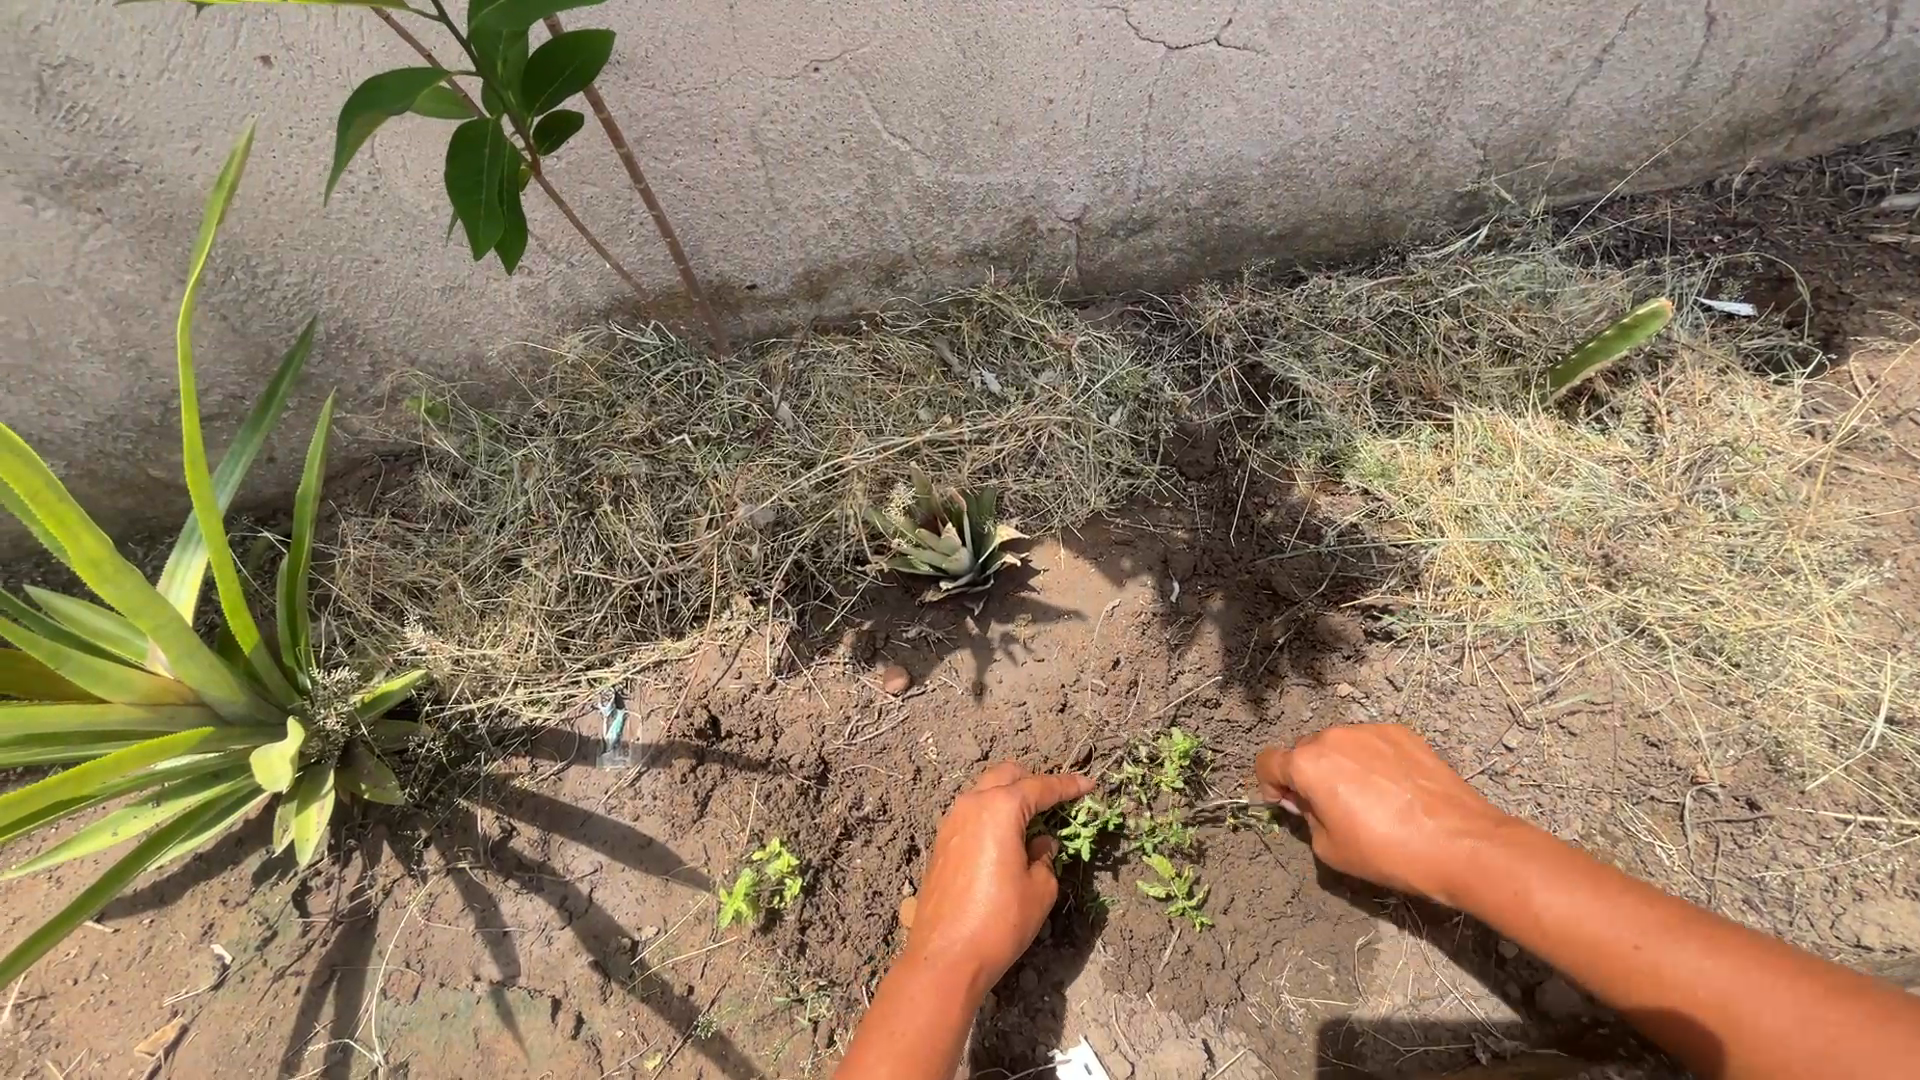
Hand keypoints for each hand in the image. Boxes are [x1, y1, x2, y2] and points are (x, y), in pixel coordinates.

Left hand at [902, 762, 1093, 998]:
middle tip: (1057, 801)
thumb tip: (1041, 843)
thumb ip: (1045, 857)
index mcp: (1000, 808)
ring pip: (986, 792)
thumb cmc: (999, 922)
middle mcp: (972, 804)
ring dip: (1010, 797)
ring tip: (1033, 820)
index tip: (1088, 784)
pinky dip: (993, 814)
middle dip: (1034, 782)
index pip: (1040, 787)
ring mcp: (952, 821)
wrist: (946, 957)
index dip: (1067, 785)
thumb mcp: (1039, 890)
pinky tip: (1007, 838)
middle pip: (1007, 776)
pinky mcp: (942, 841)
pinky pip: (973, 813)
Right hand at [1255, 723, 1515, 906]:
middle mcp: (1331, 736)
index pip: (1267, 762)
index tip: (1289, 805)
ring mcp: (1369, 730)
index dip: (1271, 785)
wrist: (1463, 844)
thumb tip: (1308, 802)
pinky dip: (1371, 760)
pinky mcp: (1401, 732)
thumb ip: (1306, 818)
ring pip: (1338, 745)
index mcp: (1307, 764)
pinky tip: (1394, 788)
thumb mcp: (1330, 849)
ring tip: (1368, 797)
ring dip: (1340, 765)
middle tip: (1331, 806)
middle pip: (1303, 751)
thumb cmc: (1388, 852)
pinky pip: (1371, 743)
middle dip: (1308, 775)